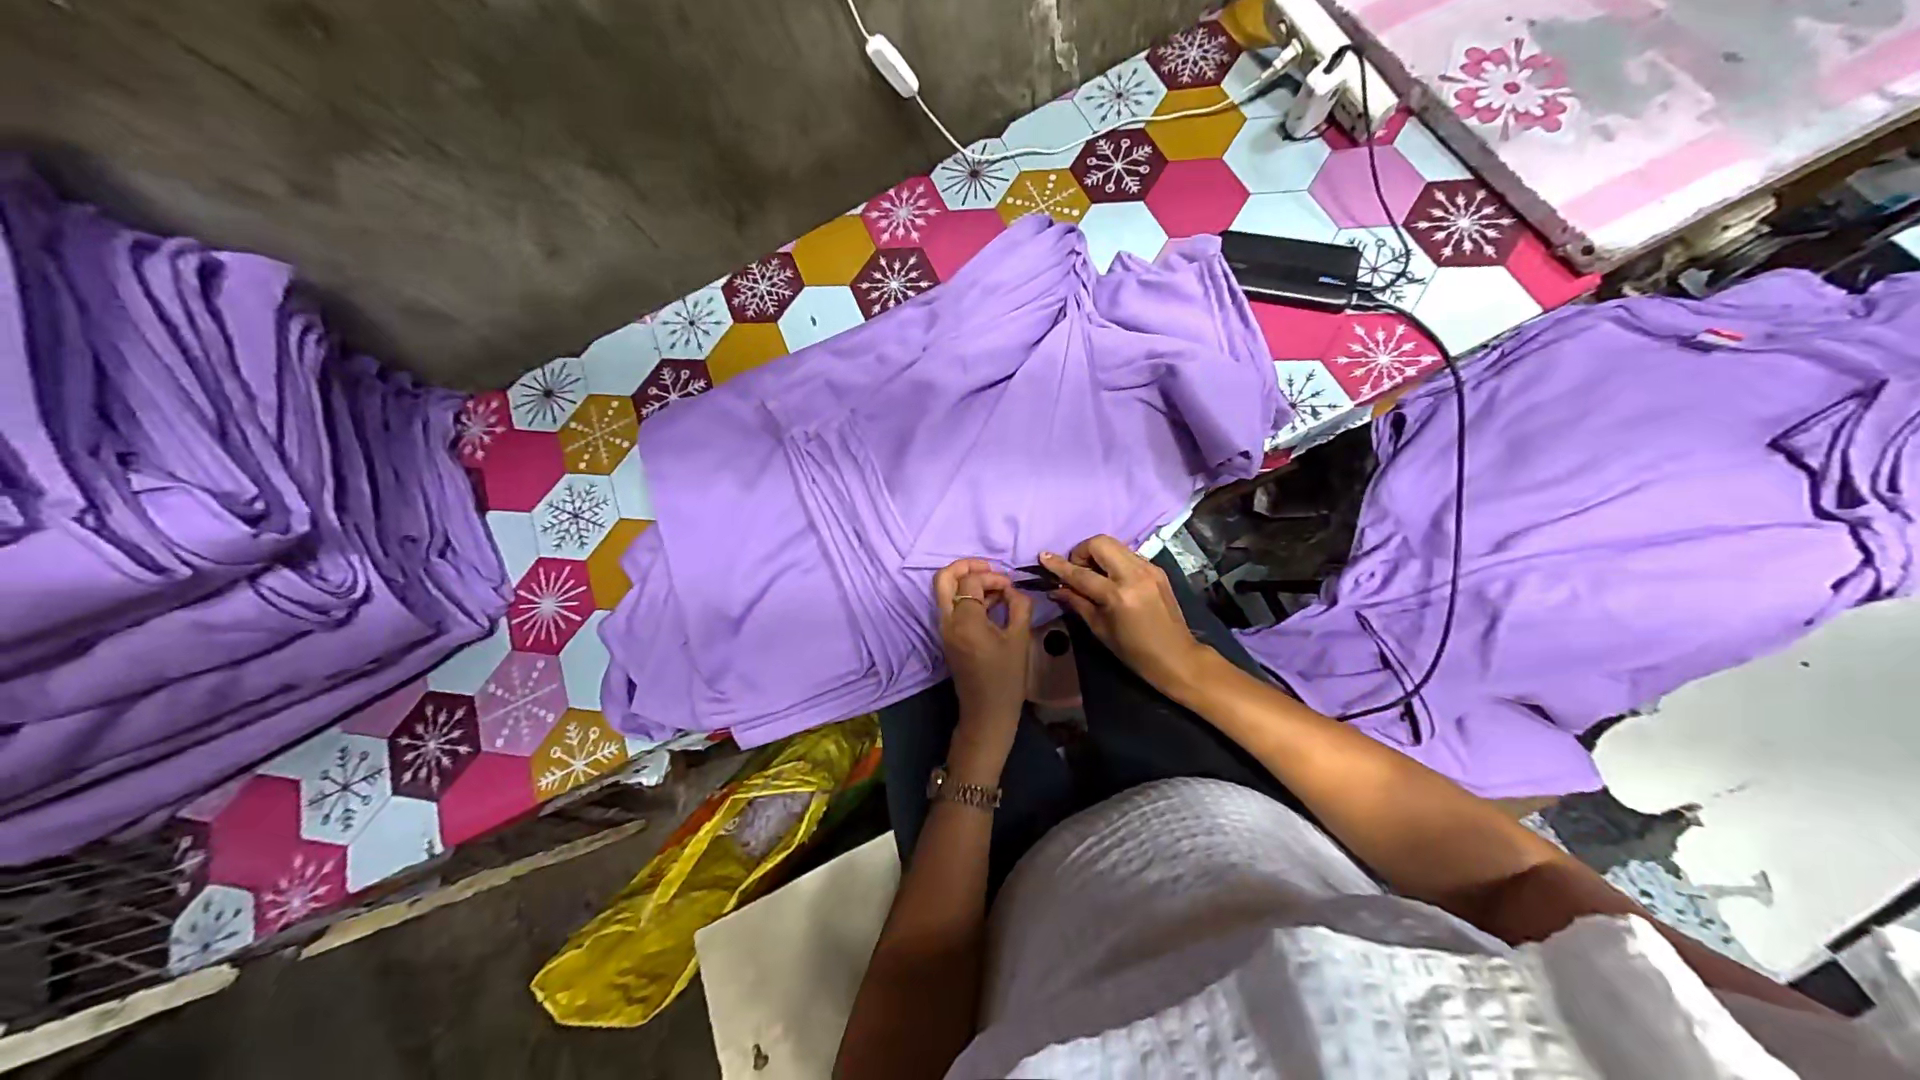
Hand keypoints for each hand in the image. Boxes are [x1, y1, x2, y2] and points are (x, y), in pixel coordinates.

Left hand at [932, 558, 1032, 777]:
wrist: (987, 712)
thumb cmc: (1006, 678)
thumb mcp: (1020, 639)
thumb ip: (1019, 606)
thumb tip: (1012, 590)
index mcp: (964, 621)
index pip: (970, 581)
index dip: (992, 577)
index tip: (1011, 587)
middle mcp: (947, 621)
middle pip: (943, 579)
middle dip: (965, 567)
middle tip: (989, 567)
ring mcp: (943, 629)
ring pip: (945, 592)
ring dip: (967, 582)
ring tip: (997, 588)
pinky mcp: (947, 637)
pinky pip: (951, 606)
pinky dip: (967, 597)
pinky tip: (991, 603)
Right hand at [1041, 536, 1214, 701]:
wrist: (1177, 656)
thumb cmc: (1134, 651)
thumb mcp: (1100, 629)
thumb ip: (1077, 603)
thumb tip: (1056, 589)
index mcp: (1118, 595)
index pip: (1081, 574)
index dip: (1059, 566)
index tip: (1043, 557)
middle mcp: (1134, 575)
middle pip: (1100, 543)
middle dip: (1082, 551)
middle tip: (1076, 570)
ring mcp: (1149, 569)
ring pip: (1115, 545)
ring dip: (1097, 554)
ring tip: (1092, 574)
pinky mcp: (1157, 569)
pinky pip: (1128, 554)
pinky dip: (1113, 560)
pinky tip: (1111, 578)